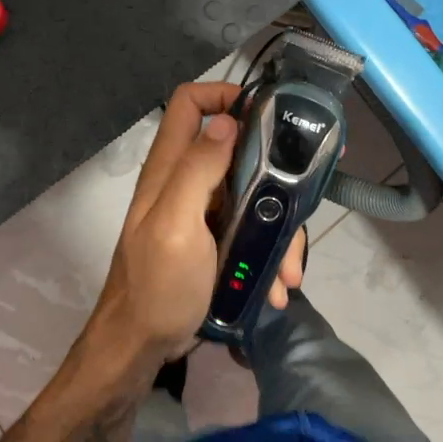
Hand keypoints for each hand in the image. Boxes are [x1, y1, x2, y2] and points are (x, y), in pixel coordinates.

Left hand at [8, 82, 305, 439]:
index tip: (264, 113)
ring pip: (252, 195)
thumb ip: (197, 170)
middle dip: (272, 172)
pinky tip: (277, 288)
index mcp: (170, 167)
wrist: (140, 349)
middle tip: (302, 194)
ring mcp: (202, 213)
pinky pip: (251, 233)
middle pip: (236, 150)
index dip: (222, 94)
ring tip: (290, 270)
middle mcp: (186, 181)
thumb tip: (228, 120)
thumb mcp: (175, 224)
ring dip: (277, 228)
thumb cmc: (156, 285)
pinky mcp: (215, 243)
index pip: (189, 102)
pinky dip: (269, 256)